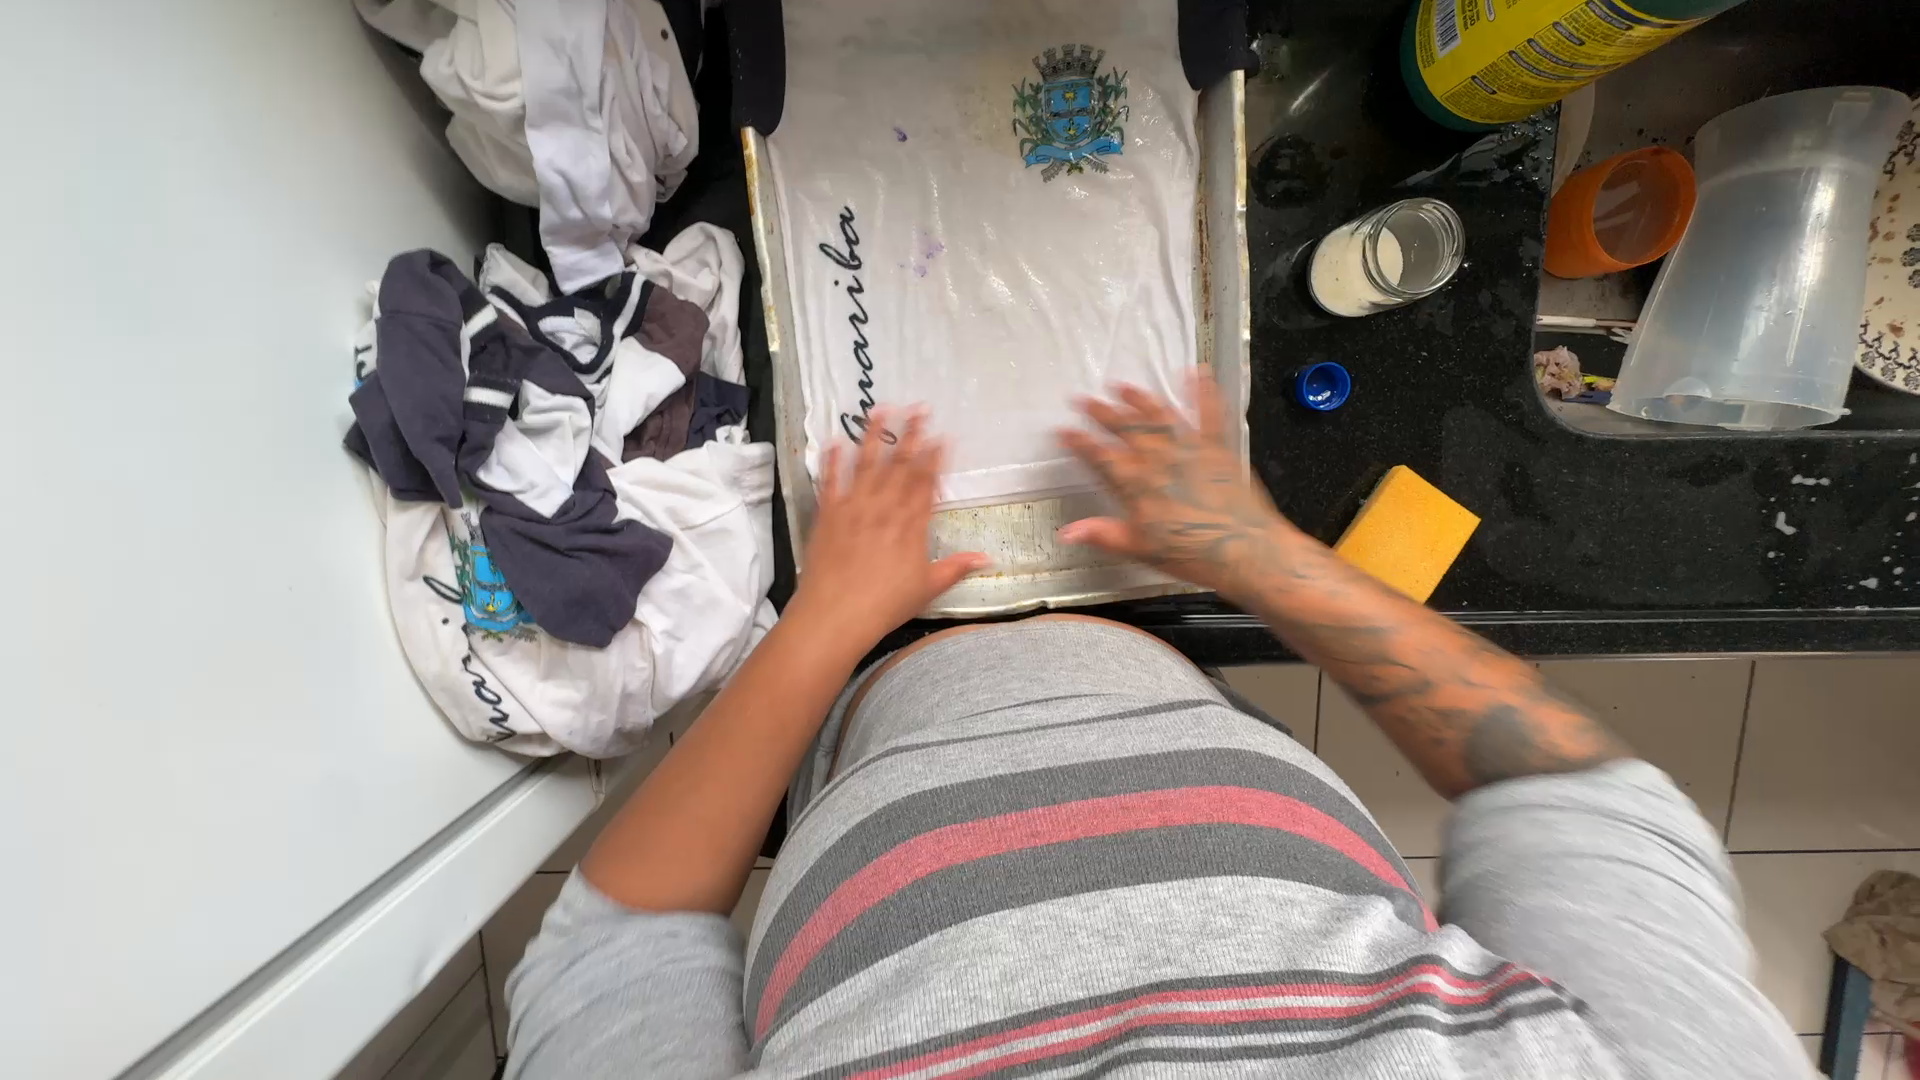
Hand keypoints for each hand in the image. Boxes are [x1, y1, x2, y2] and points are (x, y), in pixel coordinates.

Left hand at [786, 406, 988, 652]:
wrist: (836, 614)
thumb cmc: (885, 605)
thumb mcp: (927, 588)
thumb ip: (956, 568)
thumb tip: (988, 559)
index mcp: (912, 525)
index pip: (926, 483)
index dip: (935, 457)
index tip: (943, 435)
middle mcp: (885, 509)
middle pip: (901, 466)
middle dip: (912, 435)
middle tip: (919, 407)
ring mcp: (854, 508)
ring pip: (867, 464)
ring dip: (875, 435)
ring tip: (881, 409)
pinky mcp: (828, 514)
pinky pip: (831, 481)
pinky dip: (833, 460)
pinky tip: (836, 439)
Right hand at [1056, 373, 1291, 600]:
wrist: (1244, 550)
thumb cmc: (1190, 553)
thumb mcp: (1140, 549)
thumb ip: (1103, 534)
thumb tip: (1066, 532)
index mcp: (1136, 484)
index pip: (1100, 456)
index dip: (1079, 442)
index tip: (1063, 430)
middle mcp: (1159, 459)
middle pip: (1125, 428)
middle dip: (1102, 412)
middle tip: (1084, 399)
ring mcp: (1189, 449)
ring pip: (1159, 416)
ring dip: (1139, 399)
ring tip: (1123, 386)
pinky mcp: (1218, 448)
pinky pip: (1210, 413)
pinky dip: (1203, 391)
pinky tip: (1196, 372)